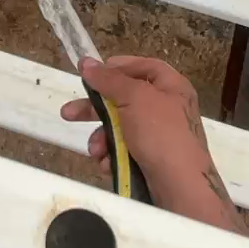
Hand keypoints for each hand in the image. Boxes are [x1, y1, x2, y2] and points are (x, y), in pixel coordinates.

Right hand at [61, 56, 232, 220]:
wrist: (179, 185)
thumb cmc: (160, 133)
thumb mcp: (133, 98)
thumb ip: (108, 79)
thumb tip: (86, 62)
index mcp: (171, 88)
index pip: (144, 67)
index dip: (119, 66)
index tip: (94, 72)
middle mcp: (166, 108)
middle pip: (123, 98)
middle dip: (94, 109)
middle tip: (69, 113)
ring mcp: (158, 134)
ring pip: (118, 127)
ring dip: (101, 138)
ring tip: (96, 151)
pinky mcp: (150, 157)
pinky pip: (123, 148)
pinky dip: (112, 155)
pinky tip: (108, 163)